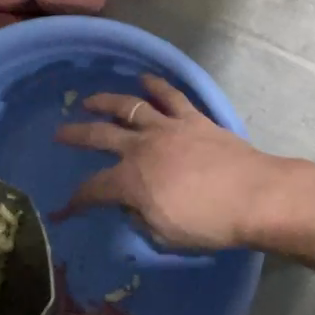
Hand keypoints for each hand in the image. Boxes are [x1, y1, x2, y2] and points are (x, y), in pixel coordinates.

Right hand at [55, 74, 302, 249]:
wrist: (254, 196)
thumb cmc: (210, 224)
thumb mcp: (165, 236)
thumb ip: (141, 219)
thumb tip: (133, 206)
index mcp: (130, 181)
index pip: (91, 190)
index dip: (73, 202)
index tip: (62, 211)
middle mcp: (142, 148)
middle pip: (99, 136)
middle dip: (76, 135)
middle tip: (60, 133)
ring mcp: (168, 128)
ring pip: (129, 107)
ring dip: (106, 102)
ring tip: (90, 100)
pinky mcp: (194, 119)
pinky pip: (171, 96)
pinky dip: (156, 86)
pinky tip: (145, 79)